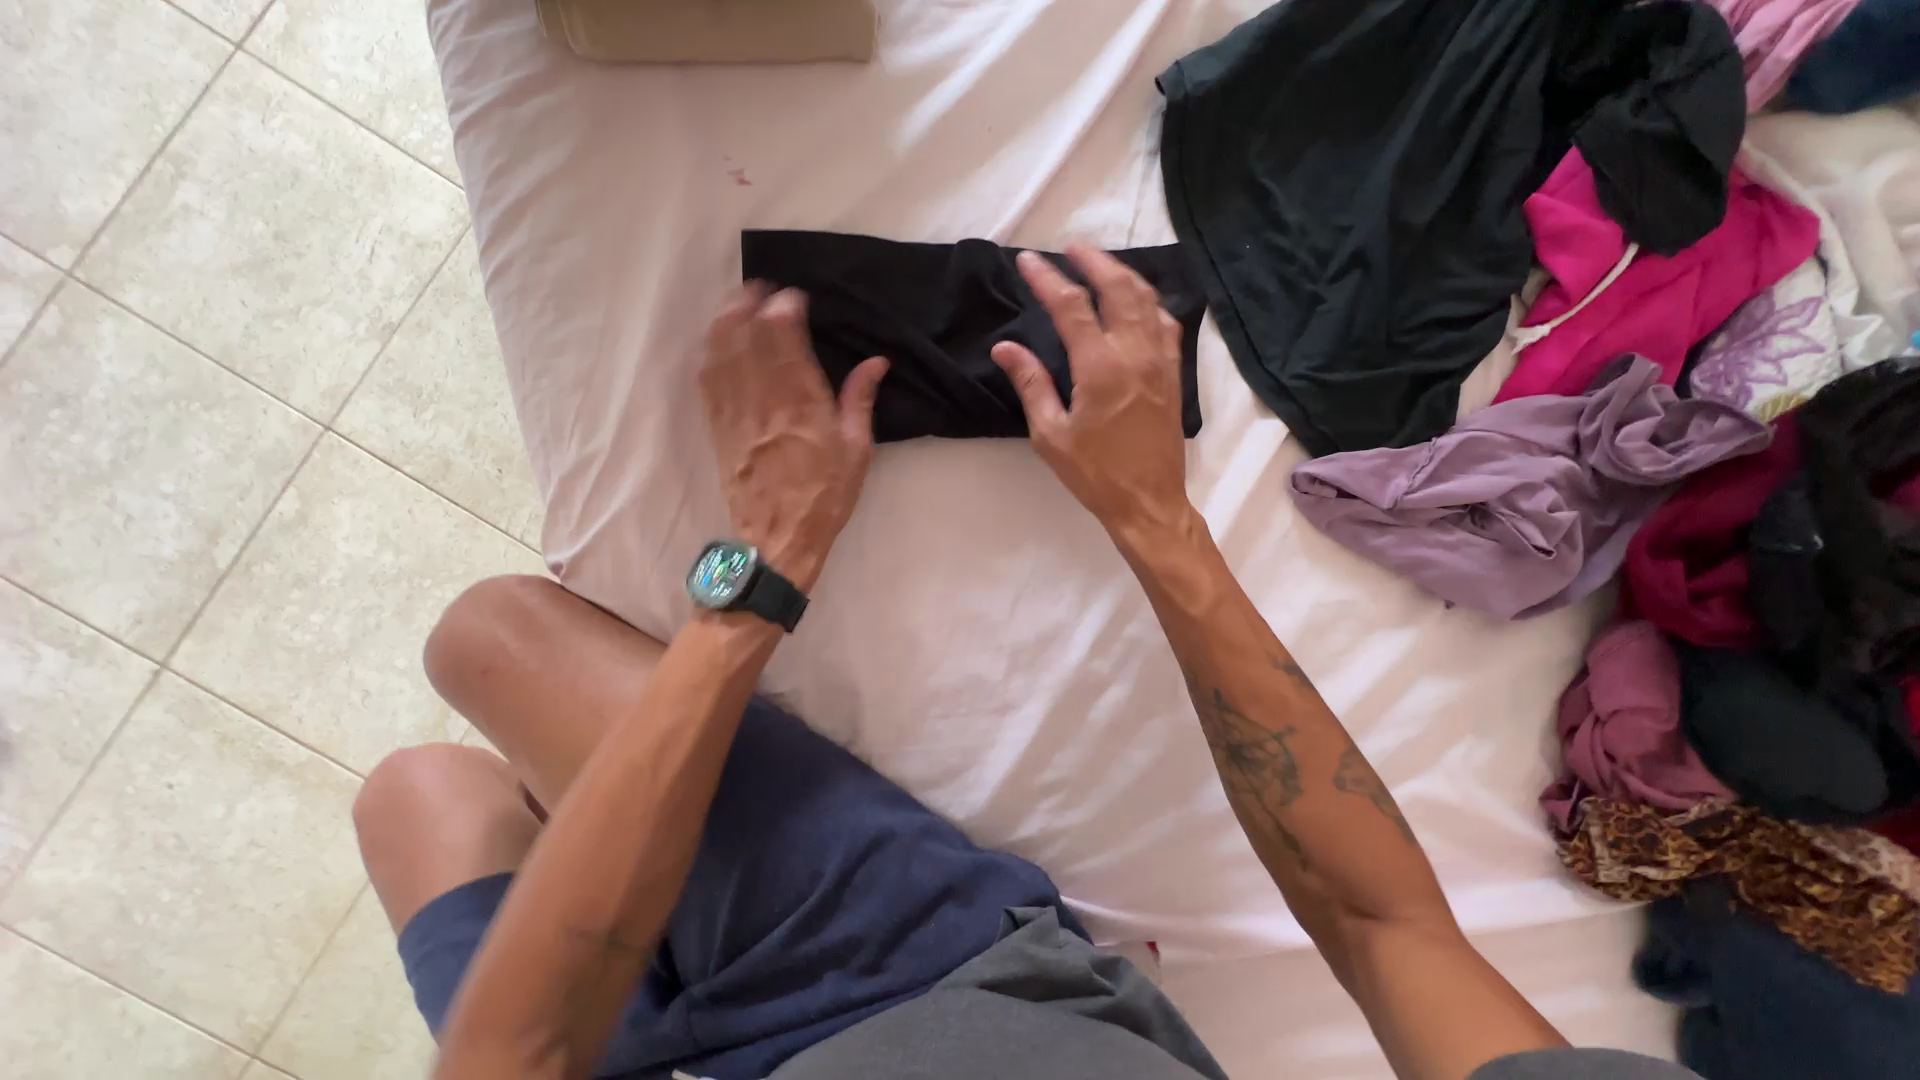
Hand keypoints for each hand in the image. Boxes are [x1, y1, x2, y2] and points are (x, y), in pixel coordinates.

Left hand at [700, 284, 887, 591]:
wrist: (780, 539)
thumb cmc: (826, 497)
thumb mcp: (857, 451)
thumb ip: (860, 401)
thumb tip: (876, 362)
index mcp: (803, 405)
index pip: (786, 343)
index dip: (785, 312)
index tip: (793, 296)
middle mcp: (764, 402)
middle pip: (749, 340)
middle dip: (752, 306)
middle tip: (759, 287)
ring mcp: (736, 415)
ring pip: (723, 355)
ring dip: (726, 322)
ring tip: (735, 301)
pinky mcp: (719, 429)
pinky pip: (708, 383)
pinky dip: (709, 355)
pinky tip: (714, 340)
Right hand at [990, 245, 1191, 538]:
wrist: (1148, 500)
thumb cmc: (1094, 473)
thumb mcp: (1051, 434)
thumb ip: (1031, 384)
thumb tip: (1006, 348)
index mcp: (1100, 367)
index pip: (1071, 306)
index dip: (1048, 279)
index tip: (1028, 261)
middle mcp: (1135, 353)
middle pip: (1117, 288)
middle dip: (1093, 261)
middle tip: (1071, 248)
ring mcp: (1160, 361)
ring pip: (1146, 299)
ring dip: (1122, 274)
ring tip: (1101, 264)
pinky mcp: (1174, 373)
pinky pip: (1165, 323)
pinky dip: (1149, 302)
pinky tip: (1137, 302)